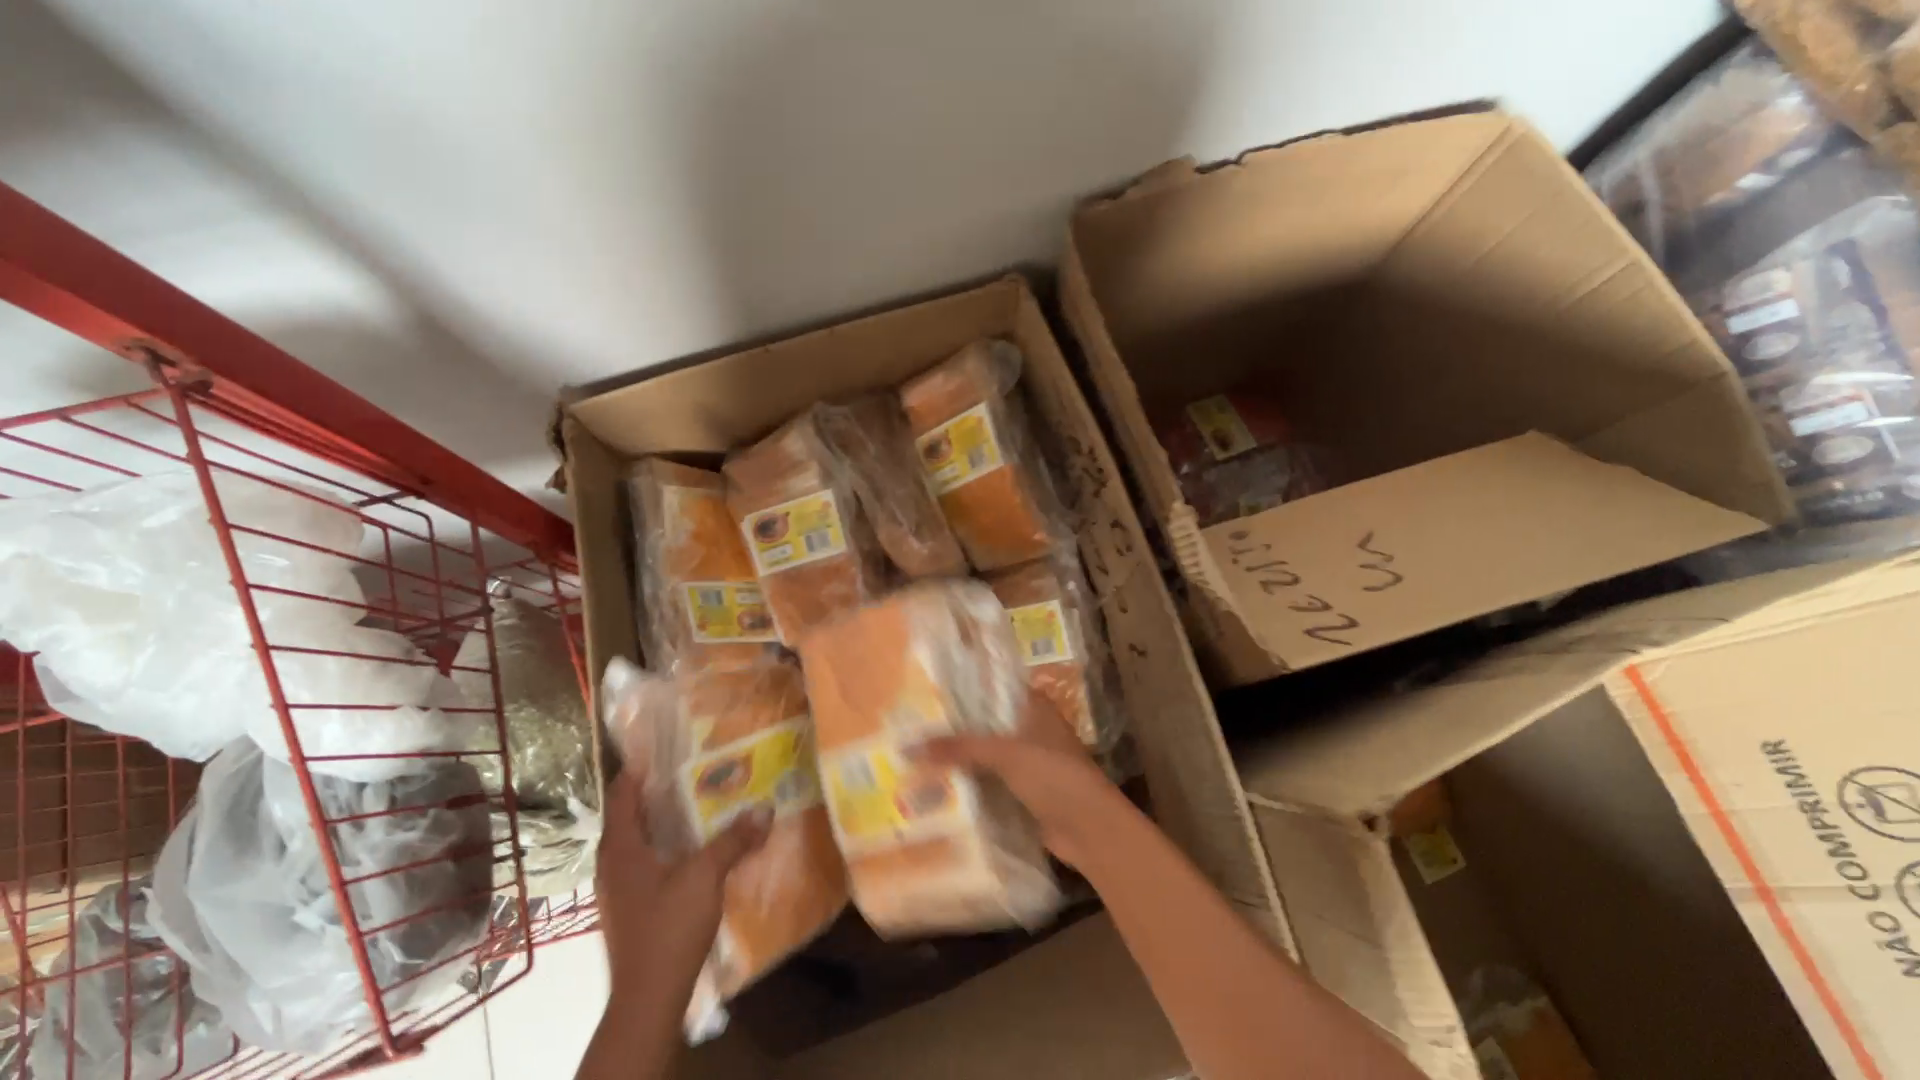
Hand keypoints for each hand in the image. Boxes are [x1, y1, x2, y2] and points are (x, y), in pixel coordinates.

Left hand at [592, 771, 770, 1002]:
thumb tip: (764, 808)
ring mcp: (618, 889)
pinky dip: (667, 849)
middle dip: (659, 793)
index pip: (622, 793)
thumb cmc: (668, 927)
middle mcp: (612, 863)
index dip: (639, 768)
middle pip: (630, 816)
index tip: (666, 747)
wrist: (647, 997)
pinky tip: (695, 852)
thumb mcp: (705, 877)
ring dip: (665, 823)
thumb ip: (732, 841)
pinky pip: (646, 864)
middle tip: (695, 770)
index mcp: (620, 847)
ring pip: (639, 843)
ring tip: (700, 805)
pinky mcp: (631, 908)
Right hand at [915, 696, 1128, 868]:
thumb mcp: (1005, 755)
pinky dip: (970, 787)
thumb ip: (960, 748)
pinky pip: (991, 785)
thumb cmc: (1054, 776)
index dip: (964, 690)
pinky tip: (938, 789)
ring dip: (960, 761)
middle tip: (910, 727)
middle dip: (954, 729)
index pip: (994, 689)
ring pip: (987, 757)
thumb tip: (908, 746)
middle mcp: (1032, 731)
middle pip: (986, 725)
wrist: (1090, 829)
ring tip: (915, 757)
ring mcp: (1029, 764)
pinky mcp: (1025, 794)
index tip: (927, 691)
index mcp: (1035, 708)